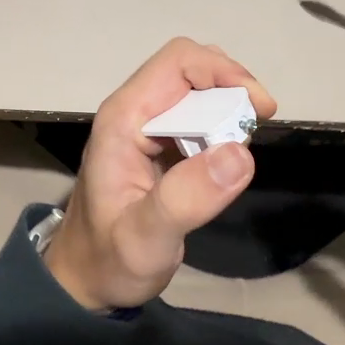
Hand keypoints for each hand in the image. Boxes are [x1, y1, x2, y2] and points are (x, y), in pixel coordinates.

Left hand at [43, 38, 276, 310]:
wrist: (84, 281)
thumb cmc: (109, 260)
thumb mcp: (146, 238)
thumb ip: (187, 198)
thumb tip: (239, 153)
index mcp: (124, 118)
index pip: (177, 63)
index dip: (222, 72)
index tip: (260, 108)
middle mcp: (133, 112)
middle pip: (189, 70)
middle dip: (229, 90)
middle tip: (253, 131)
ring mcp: (145, 127)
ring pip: (195, 91)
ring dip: (226, 110)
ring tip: (239, 148)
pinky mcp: (159, 145)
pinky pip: (196, 117)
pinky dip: (220, 127)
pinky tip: (227, 160)